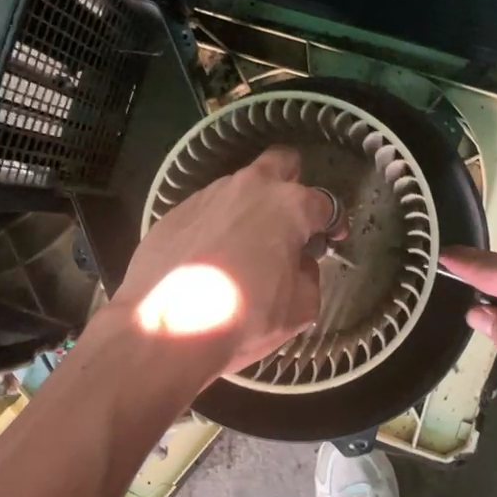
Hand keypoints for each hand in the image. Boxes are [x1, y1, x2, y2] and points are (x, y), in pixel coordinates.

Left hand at [104, 146, 333, 380]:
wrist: (163, 332)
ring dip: (249, 209)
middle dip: (291, 184)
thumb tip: (298, 263)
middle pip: (280, 164)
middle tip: (289, 220)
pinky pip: (207, 210)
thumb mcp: (299, 309)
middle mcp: (249, 188)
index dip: (333, 222)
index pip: (325, 202)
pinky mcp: (174, 211)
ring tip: (243, 249)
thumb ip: (308, 276)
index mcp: (289, 206)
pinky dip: (216, 227)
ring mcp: (207, 195)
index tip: (331, 239)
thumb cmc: (243, 320)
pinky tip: (209, 259)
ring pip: (239, 188)